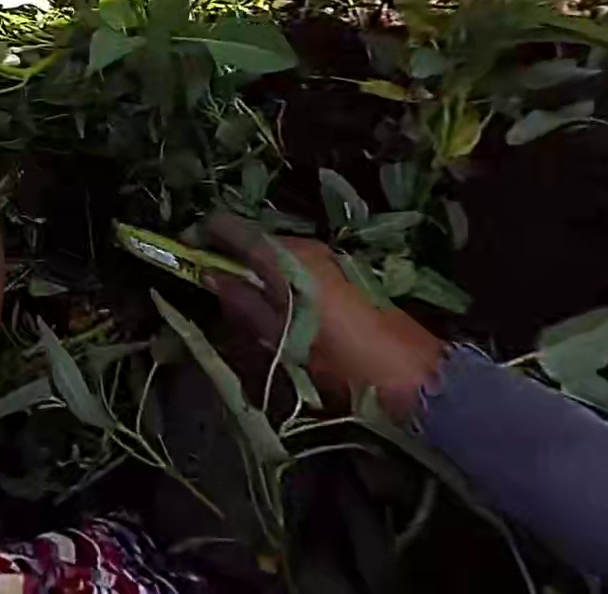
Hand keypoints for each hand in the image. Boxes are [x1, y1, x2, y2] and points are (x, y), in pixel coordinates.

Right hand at [204, 212, 445, 419]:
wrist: (421, 381)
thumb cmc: (343, 363)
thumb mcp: (282, 339)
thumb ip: (241, 302)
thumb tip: (211, 276)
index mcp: (283, 257)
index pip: (229, 226)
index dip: (202, 233)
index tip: (185, 251)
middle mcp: (304, 246)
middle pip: (252, 238)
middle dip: (229, 255)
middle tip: (214, 285)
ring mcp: (327, 255)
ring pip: (275, 251)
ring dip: (255, 267)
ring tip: (247, 301)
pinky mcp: (343, 269)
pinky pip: (296, 263)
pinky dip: (278, 275)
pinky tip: (282, 306)